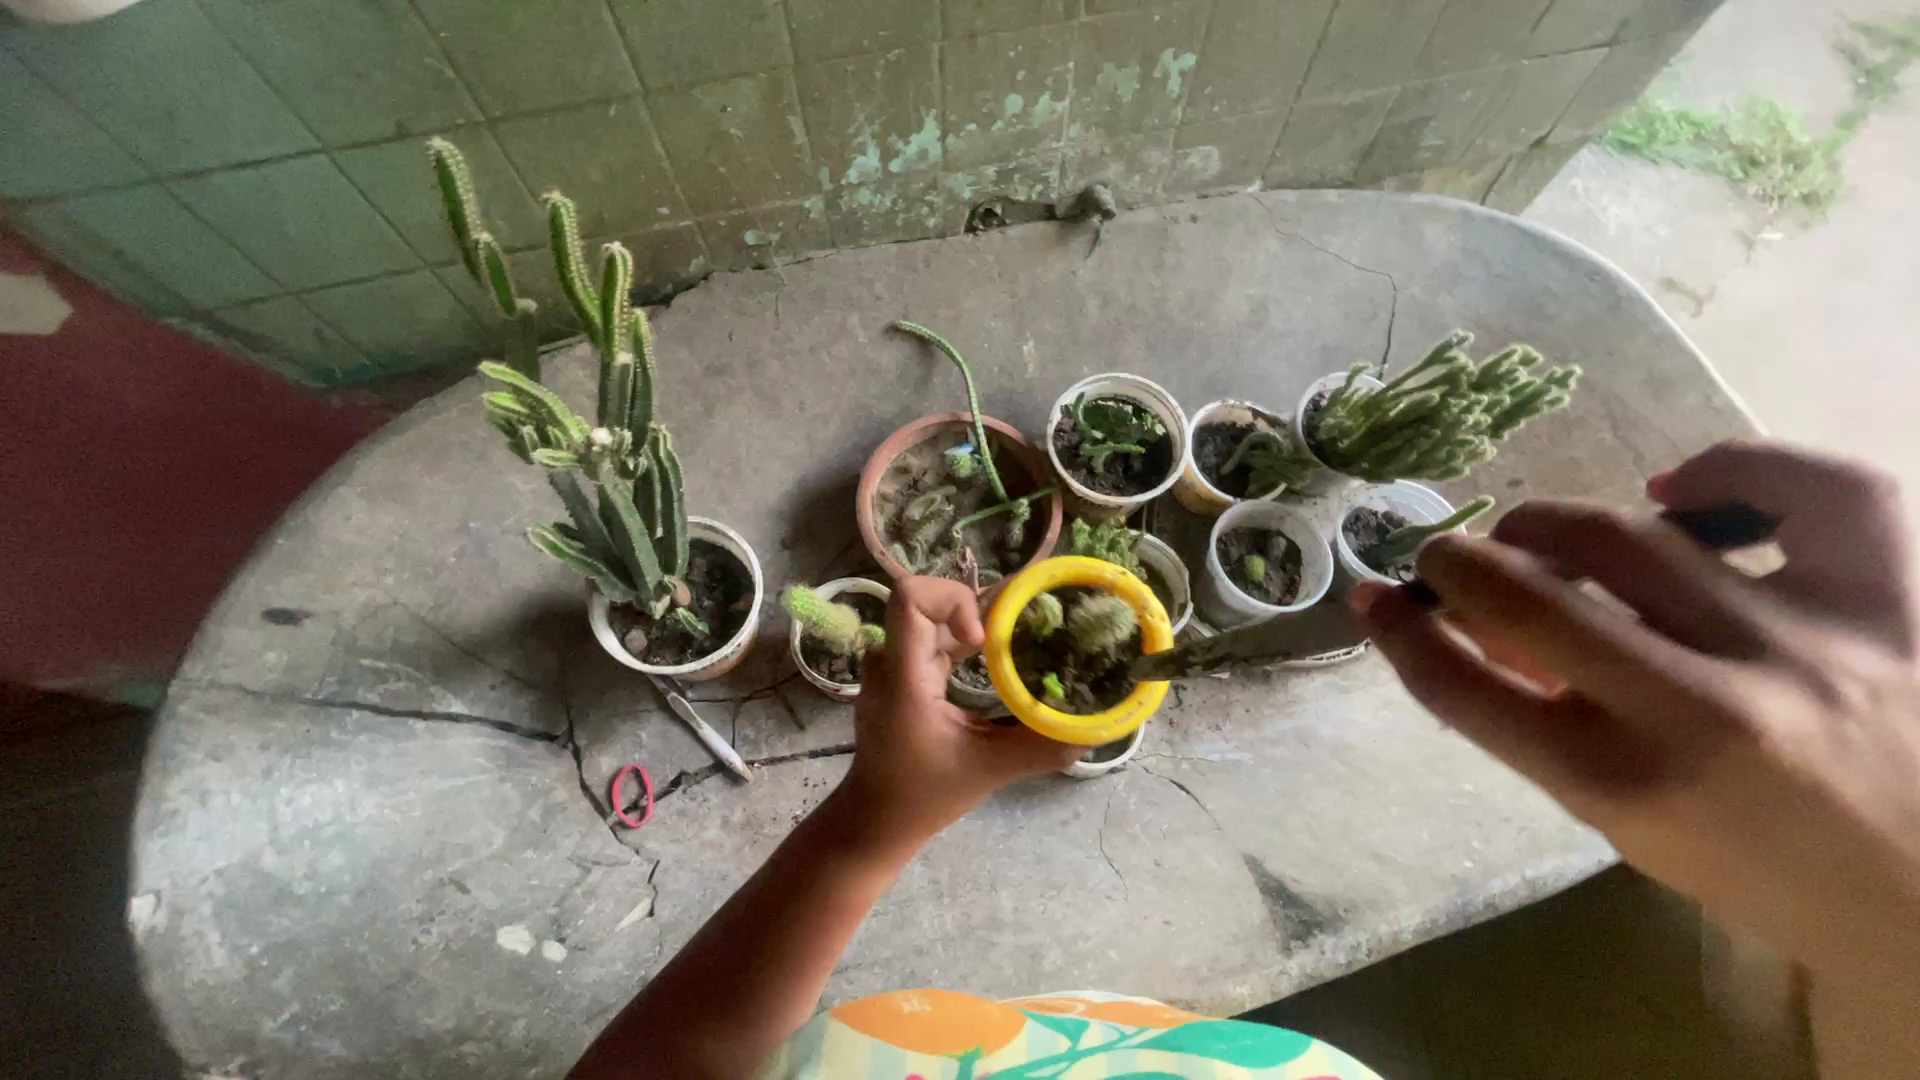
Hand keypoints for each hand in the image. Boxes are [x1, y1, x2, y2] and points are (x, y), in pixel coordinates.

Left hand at [841, 576, 1080, 841]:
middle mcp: (891, 659)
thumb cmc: (924, 795)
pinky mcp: (902, 669)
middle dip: (981, 606)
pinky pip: (935, 634)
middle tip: (1027, 621)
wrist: (876, 815)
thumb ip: (1040, 748)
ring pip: (936, 616)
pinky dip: (968, 635)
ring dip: (978, 620)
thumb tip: (1094, 731)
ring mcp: (892, 662)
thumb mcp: (988, 770)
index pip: (911, 598)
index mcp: (903, 676)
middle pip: (930, 600)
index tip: (983, 638)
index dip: (953, 600)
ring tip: (1023, 630)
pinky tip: (1001, 647)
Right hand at [1350, 440, 1919, 986]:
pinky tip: (1684, 487)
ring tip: (1543, 534)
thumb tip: (1446, 624)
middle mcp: (1705, 711)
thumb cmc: (1757, 864)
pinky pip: (1818, 489)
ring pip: (1627, 534)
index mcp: (1623, 782)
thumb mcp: (1613, 811)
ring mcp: (1809, 647)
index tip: (1371, 598)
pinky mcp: (1902, 602)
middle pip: (1521, 596)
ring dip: (1548, 523)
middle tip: (1446, 559)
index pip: (1460, 687)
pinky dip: (1734, 467)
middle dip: (1453, 561)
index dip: (1397, 632)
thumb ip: (1526, 716)